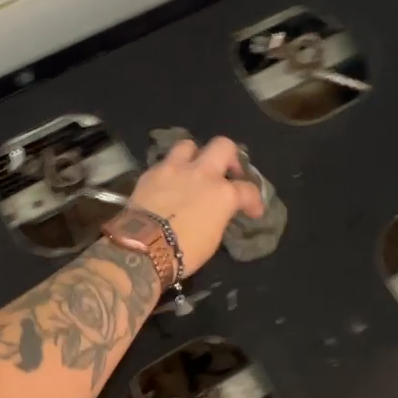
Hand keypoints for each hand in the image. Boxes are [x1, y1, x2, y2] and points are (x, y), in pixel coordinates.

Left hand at [126, 136, 265, 275]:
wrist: (143, 248)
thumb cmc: (184, 252)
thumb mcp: (212, 238)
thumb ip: (219, 216)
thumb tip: (216, 212)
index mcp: (223, 194)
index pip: (248, 191)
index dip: (254, 201)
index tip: (252, 211)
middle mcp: (202, 173)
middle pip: (223, 146)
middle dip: (229, 157)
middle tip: (226, 173)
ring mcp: (174, 169)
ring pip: (188, 145)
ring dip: (194, 156)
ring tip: (192, 171)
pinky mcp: (150, 173)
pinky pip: (164, 162)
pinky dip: (170, 171)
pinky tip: (168, 184)